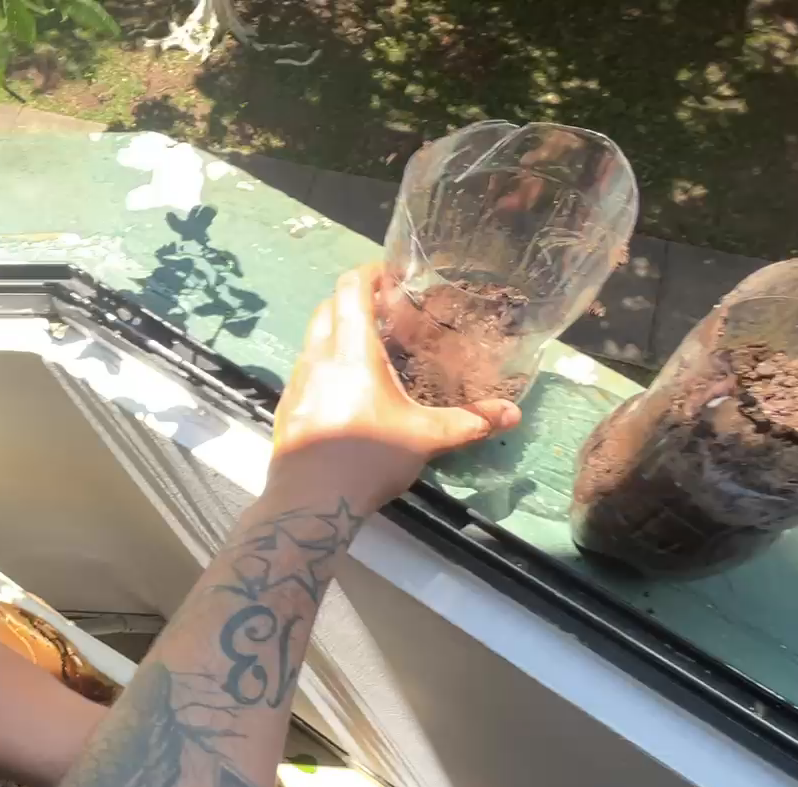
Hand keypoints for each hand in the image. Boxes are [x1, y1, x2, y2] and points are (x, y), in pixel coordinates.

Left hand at [269, 264, 521, 509]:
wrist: (310, 502)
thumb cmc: (368, 460)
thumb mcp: (425, 438)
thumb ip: (468, 421)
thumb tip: (512, 414)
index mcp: (351, 351)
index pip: (350, 288)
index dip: (369, 273)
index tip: (391, 277)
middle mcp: (317, 358)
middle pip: (327, 307)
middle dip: (352, 300)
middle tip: (384, 313)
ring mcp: (295, 383)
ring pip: (311, 340)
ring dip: (335, 333)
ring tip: (366, 350)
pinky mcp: (285, 408)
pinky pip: (304, 371)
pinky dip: (322, 364)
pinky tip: (343, 390)